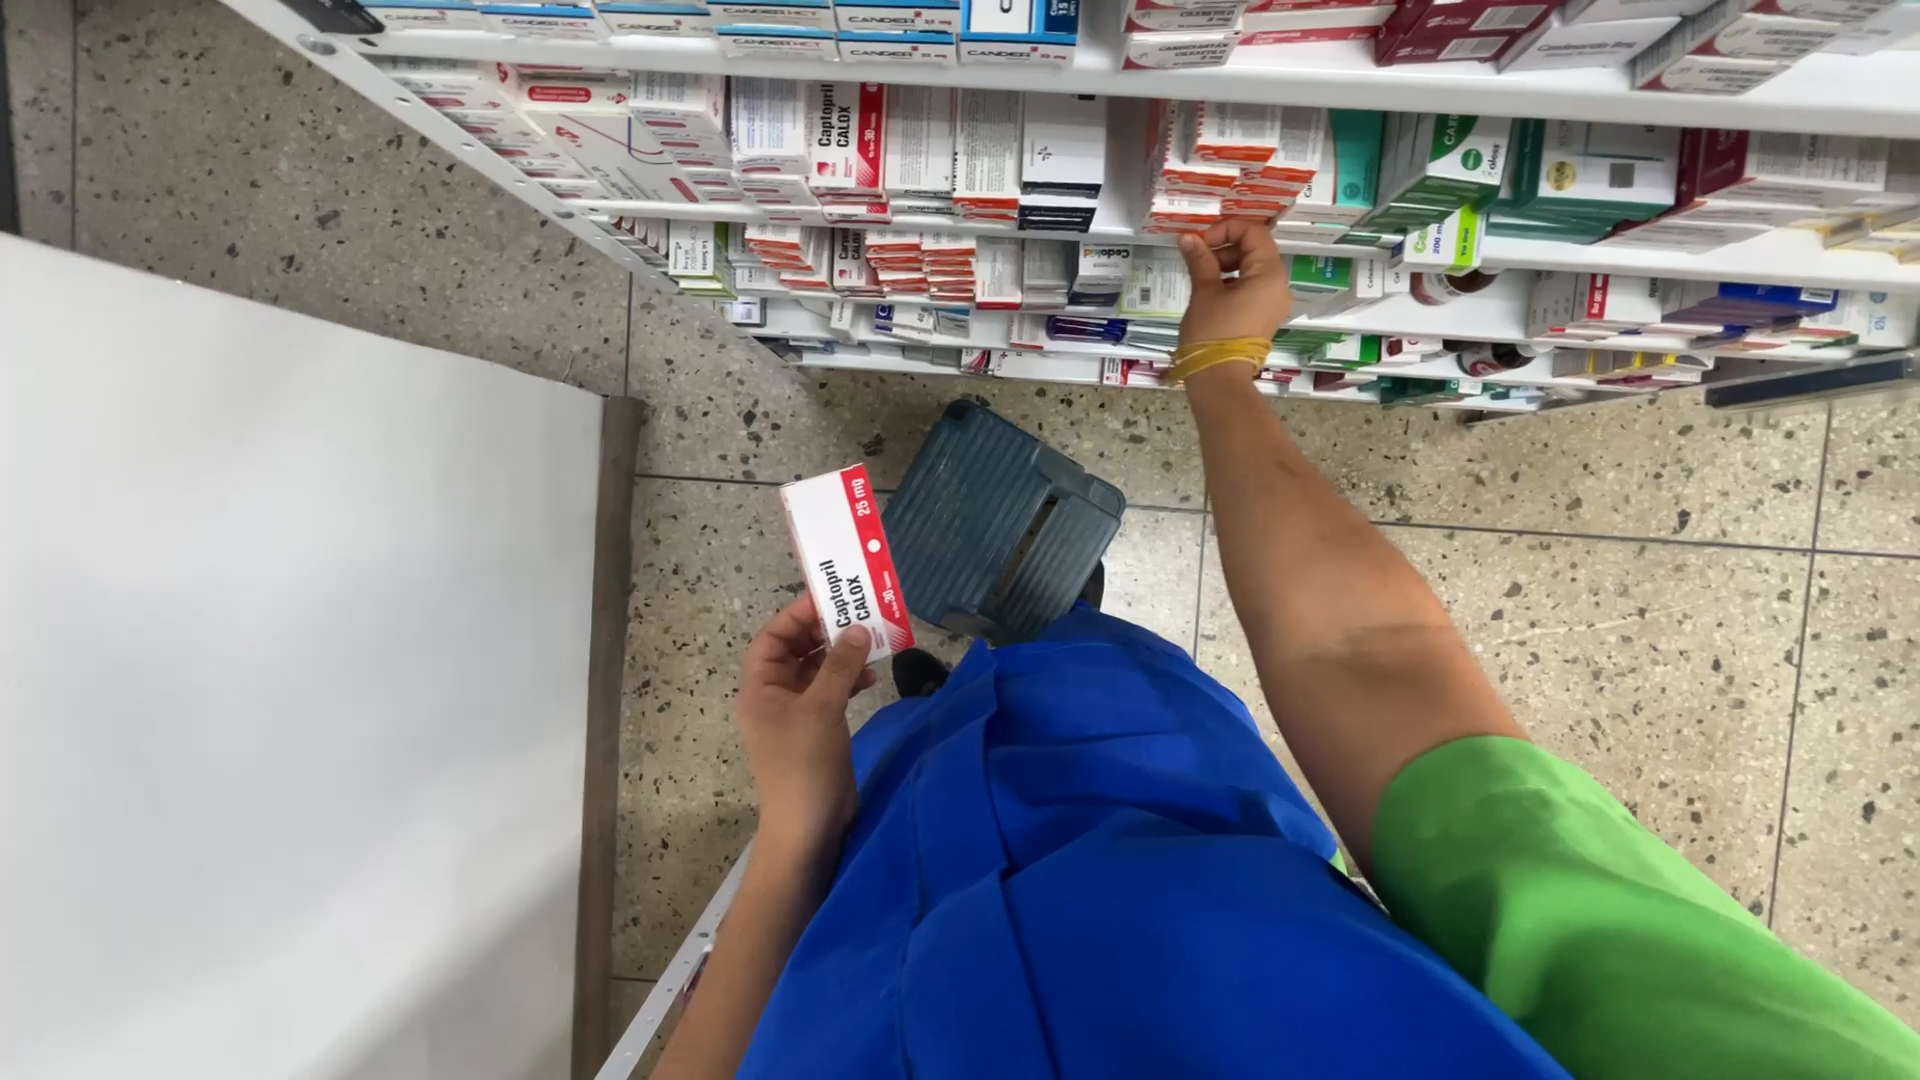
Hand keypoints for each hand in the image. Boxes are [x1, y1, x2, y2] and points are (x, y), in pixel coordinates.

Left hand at [734, 596, 876, 855]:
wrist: (809, 827)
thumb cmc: (804, 765)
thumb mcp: (822, 709)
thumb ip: (840, 665)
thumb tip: (858, 628)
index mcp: (759, 688)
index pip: (772, 638)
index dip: (796, 615)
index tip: (828, 598)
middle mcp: (774, 696)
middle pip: (796, 651)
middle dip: (825, 633)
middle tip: (857, 615)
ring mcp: (796, 713)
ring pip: (817, 670)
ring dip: (842, 656)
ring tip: (871, 643)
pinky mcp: (817, 728)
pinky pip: (831, 691)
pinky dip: (849, 680)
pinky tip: (871, 676)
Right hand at [1176, 219, 1292, 347]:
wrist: (1219, 380)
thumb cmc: (1211, 334)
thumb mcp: (1204, 293)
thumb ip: (1200, 260)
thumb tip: (1188, 237)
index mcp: (1269, 274)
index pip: (1254, 233)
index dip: (1226, 229)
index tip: (1201, 242)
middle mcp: (1279, 286)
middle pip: (1256, 250)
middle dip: (1225, 248)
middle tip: (1198, 260)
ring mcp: (1274, 304)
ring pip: (1253, 270)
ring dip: (1227, 266)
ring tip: (1201, 278)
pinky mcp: (1264, 318)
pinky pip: (1252, 289)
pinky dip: (1233, 284)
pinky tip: (1211, 294)